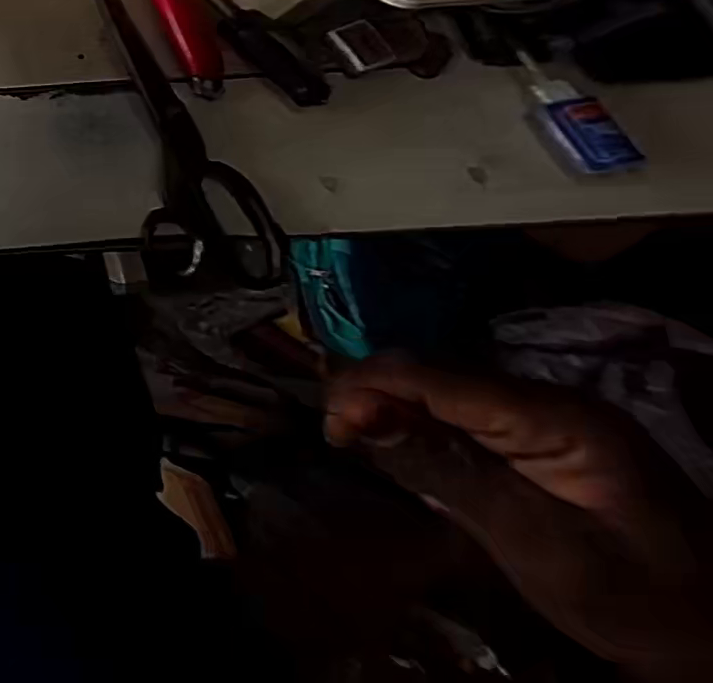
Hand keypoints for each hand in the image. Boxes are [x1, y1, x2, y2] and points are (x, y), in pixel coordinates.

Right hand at [326, 358, 712, 679]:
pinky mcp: (519, 428)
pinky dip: (400, 415)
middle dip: (364, 393)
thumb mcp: (534, 540)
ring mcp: (532, 410)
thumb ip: (445, 469)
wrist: (710, 637)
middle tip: (337, 437)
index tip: (331, 429)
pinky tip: (386, 438)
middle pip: (423, 369)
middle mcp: (540, 397)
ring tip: (351, 437)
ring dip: (376, 402)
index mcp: (556, 416)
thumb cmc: (631, 597)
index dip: (367, 389)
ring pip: (423, 381)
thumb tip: (355, 414)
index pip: (431, 375)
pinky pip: (440, 402)